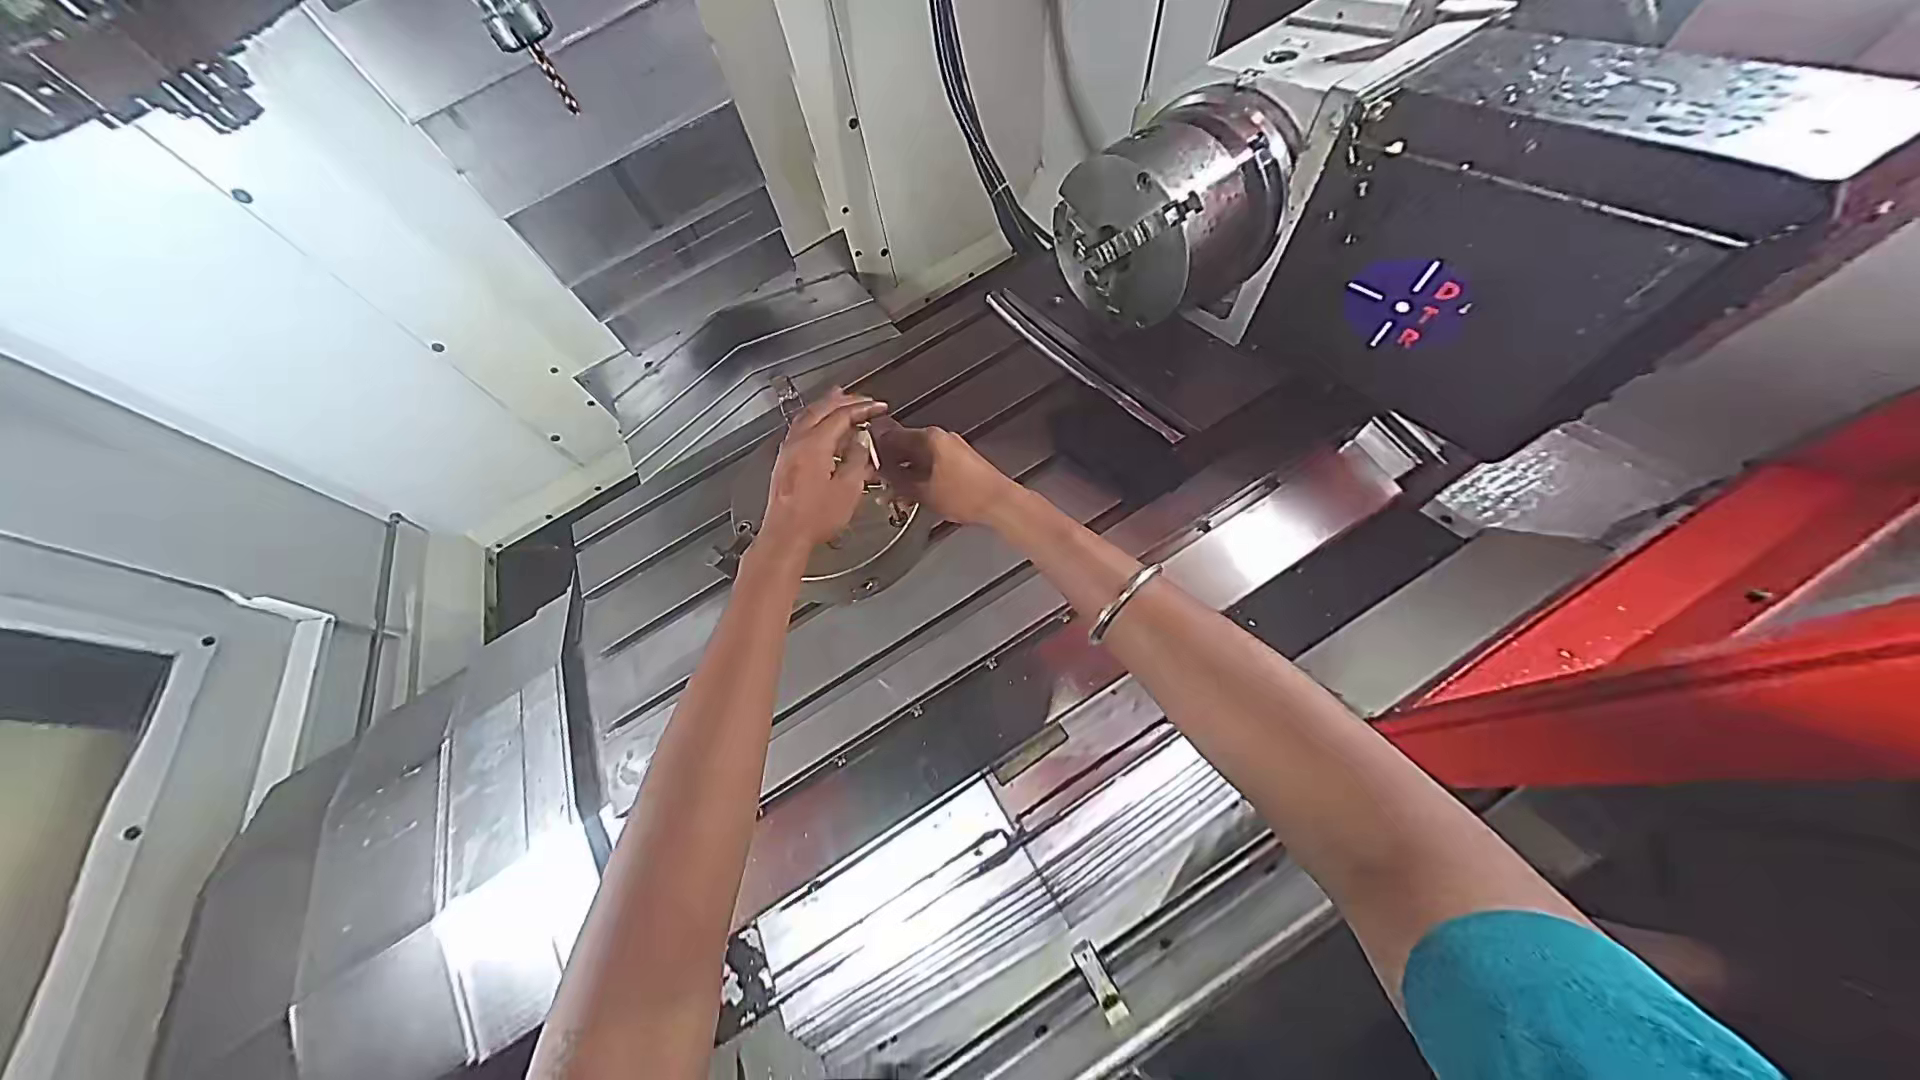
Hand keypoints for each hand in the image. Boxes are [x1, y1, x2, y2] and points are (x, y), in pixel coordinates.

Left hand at [758, 388, 888, 555]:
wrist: (786, 536)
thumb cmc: (813, 518)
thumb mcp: (848, 489)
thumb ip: (857, 460)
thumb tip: (861, 442)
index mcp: (814, 445)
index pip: (841, 415)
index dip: (862, 408)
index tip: (877, 407)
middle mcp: (797, 443)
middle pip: (821, 409)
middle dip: (844, 401)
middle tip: (862, 400)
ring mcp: (787, 452)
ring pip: (807, 417)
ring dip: (826, 407)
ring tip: (838, 401)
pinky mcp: (784, 463)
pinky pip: (799, 430)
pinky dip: (814, 421)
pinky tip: (820, 428)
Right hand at [872, 421, 1019, 526]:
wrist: (1000, 503)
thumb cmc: (966, 495)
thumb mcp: (923, 491)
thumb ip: (897, 481)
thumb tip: (882, 475)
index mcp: (930, 438)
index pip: (892, 436)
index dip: (876, 451)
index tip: (868, 465)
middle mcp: (940, 438)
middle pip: (905, 447)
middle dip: (891, 466)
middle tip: (880, 484)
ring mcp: (951, 449)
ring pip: (918, 457)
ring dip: (906, 474)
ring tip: (896, 494)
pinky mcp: (960, 462)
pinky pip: (932, 464)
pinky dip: (921, 477)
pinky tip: (915, 494)